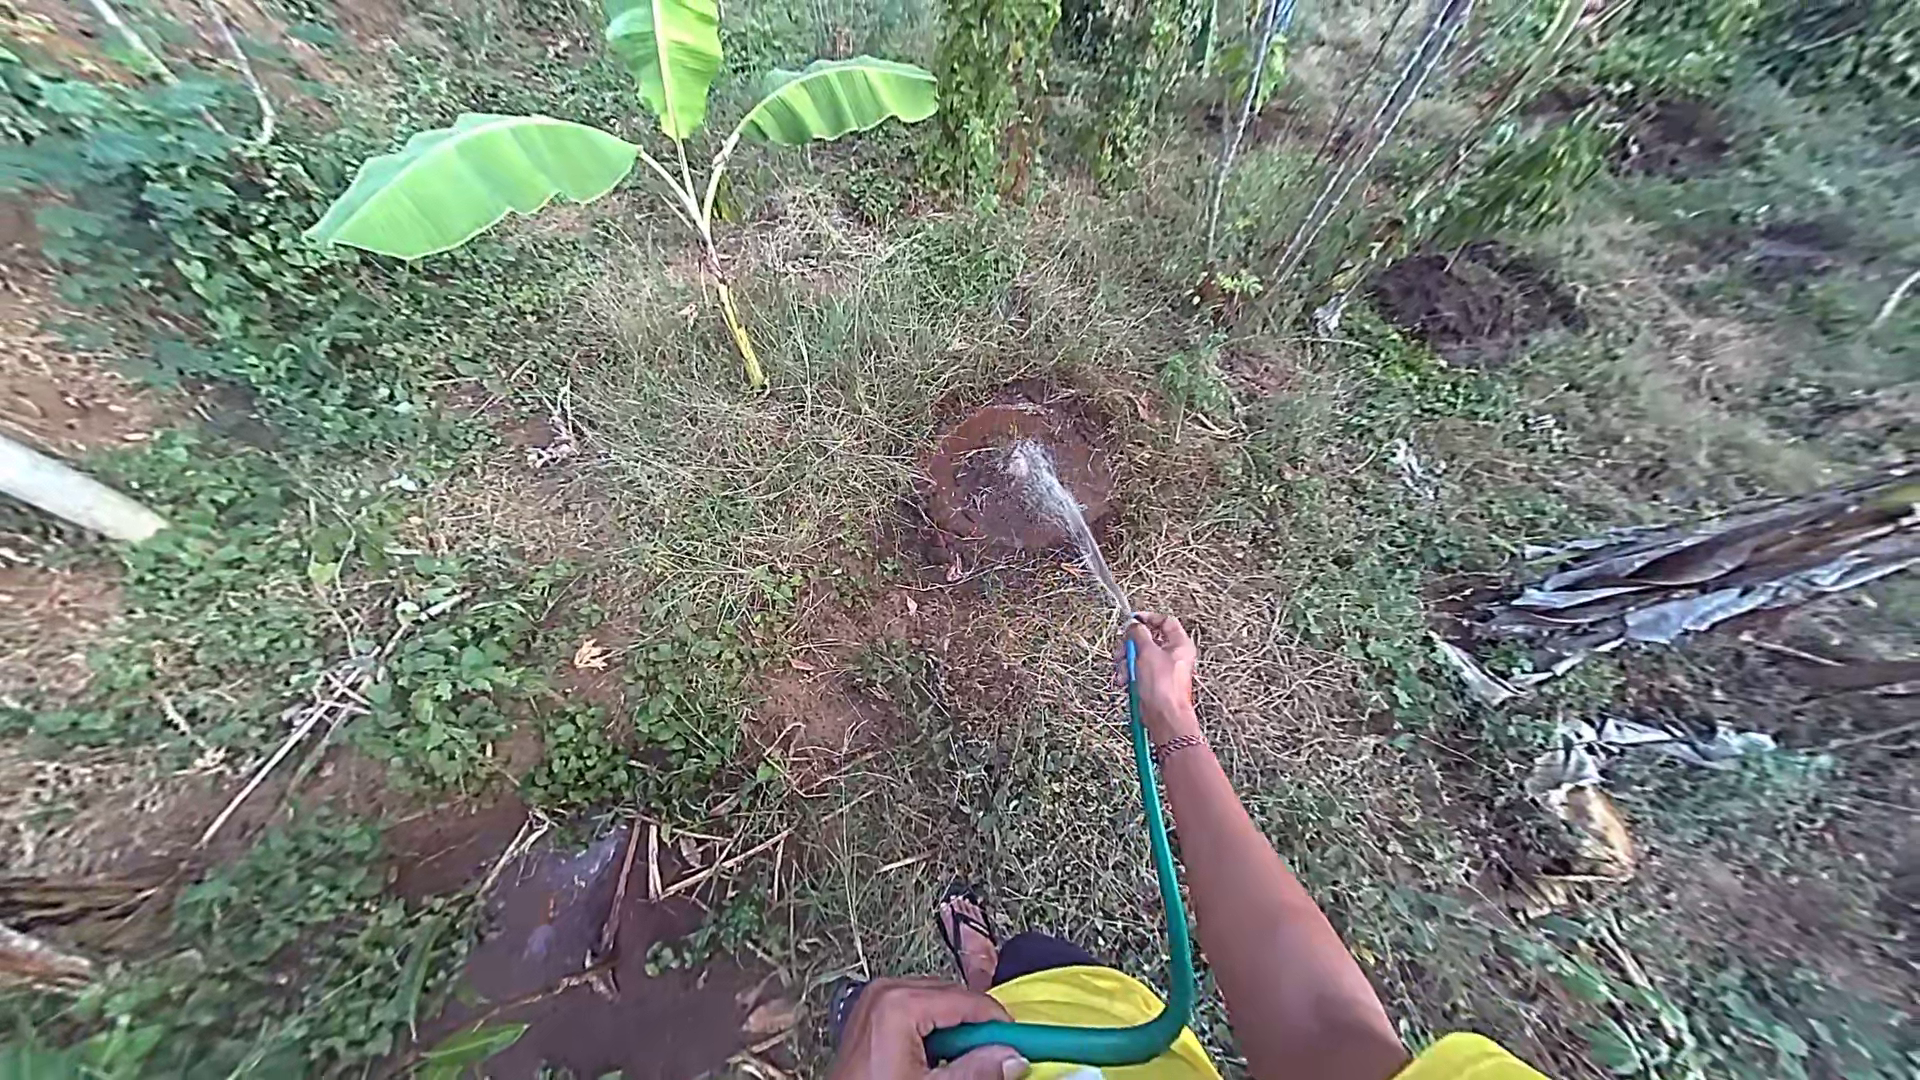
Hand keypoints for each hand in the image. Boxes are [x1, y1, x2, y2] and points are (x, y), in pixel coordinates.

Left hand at [827, 978, 1029, 1079]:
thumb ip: (975, 1072)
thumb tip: (1012, 1058)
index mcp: (899, 1003)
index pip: (963, 999)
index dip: (994, 1020)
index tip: (1019, 1039)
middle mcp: (886, 990)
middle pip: (949, 995)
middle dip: (975, 1024)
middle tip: (1000, 1052)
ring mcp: (875, 998)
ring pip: (933, 999)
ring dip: (955, 1026)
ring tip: (969, 1058)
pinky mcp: (870, 1011)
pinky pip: (914, 1007)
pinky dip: (933, 1028)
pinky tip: (940, 1055)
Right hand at [1116, 612, 1200, 744]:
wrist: (1164, 717)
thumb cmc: (1162, 686)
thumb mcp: (1147, 652)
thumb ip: (1138, 634)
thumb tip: (1133, 625)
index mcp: (1179, 644)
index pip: (1165, 621)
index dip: (1148, 618)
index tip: (1132, 621)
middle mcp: (1173, 655)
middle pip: (1147, 639)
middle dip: (1130, 645)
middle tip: (1122, 651)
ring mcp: (1162, 668)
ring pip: (1139, 655)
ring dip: (1126, 662)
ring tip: (1123, 672)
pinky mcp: (1153, 681)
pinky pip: (1137, 669)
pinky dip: (1128, 673)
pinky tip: (1124, 681)